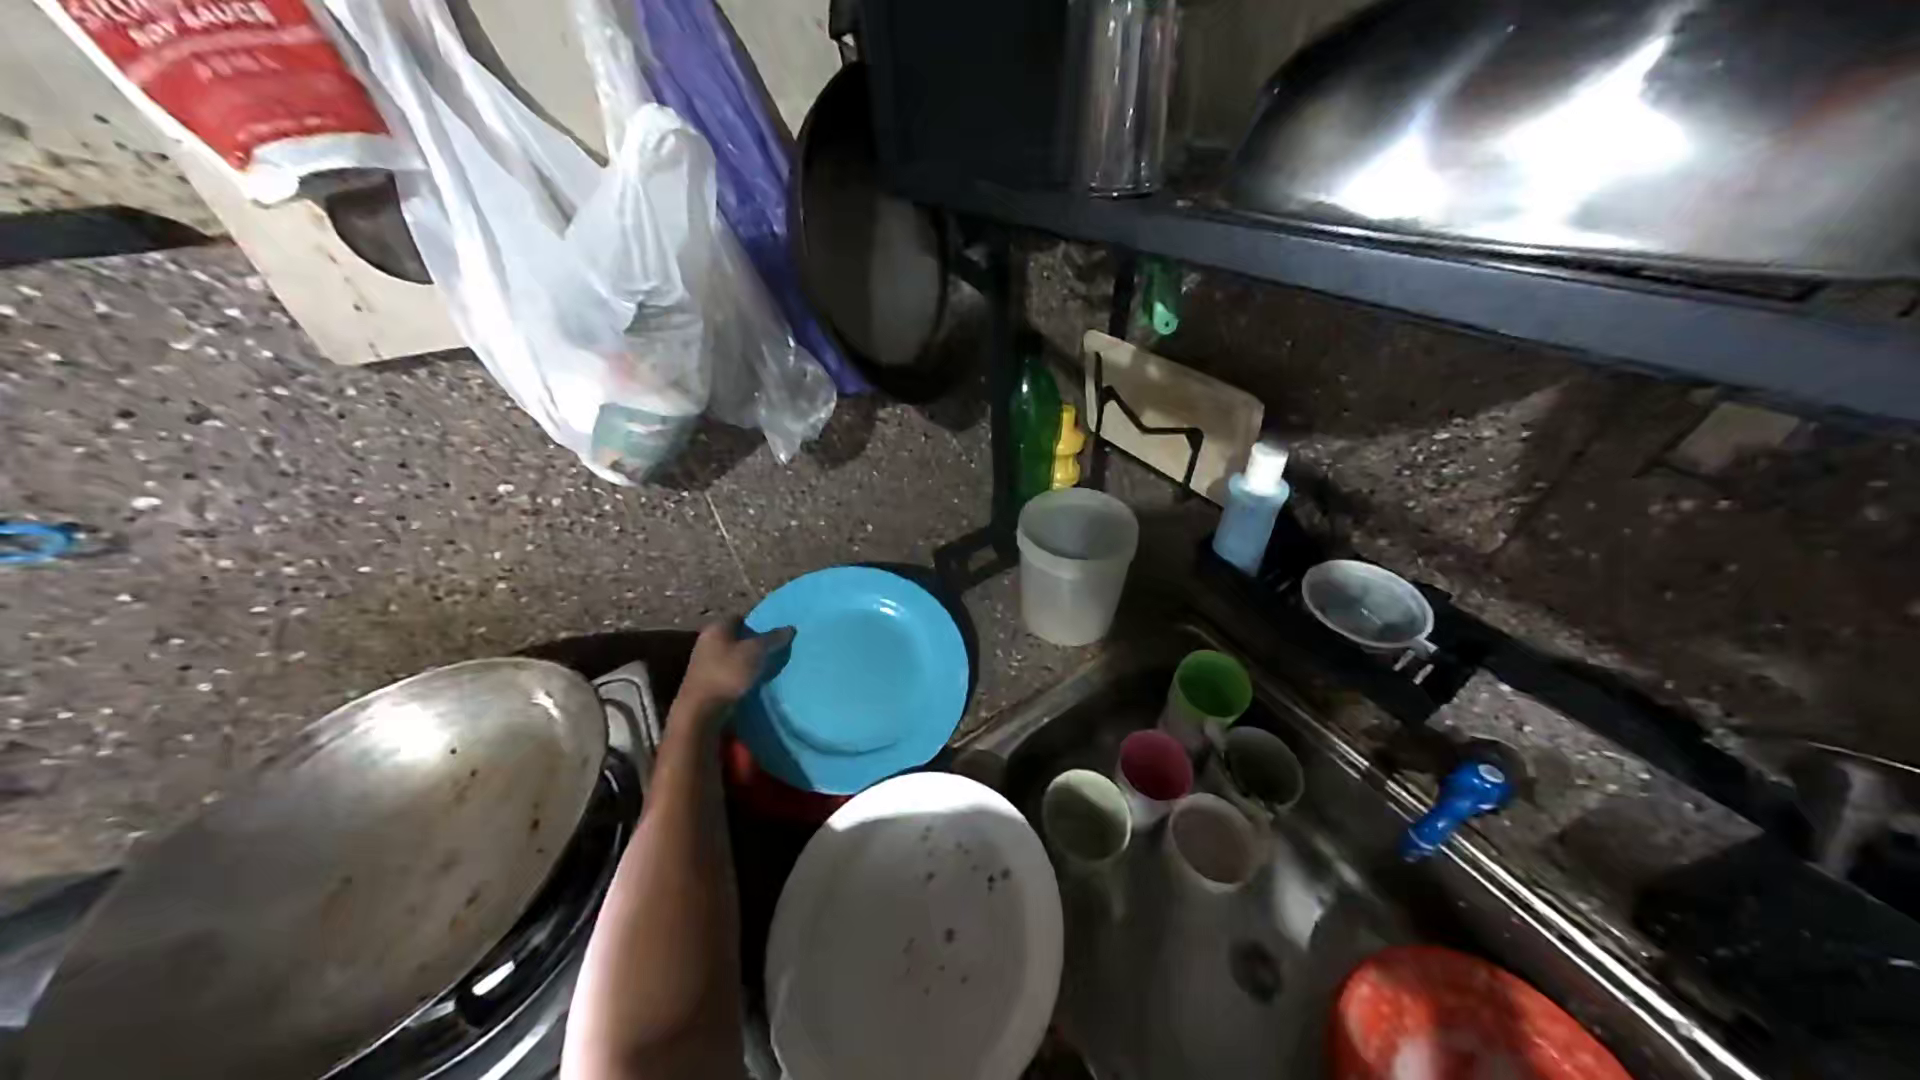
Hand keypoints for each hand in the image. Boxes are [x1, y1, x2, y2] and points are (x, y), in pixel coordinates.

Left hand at [676, 619, 791, 719]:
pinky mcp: (705, 682)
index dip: (758, 623)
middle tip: (774, 650)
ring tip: (767, 668)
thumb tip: (790, 628)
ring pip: (732, 656)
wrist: (701, 710)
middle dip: (754, 643)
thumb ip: (773, 638)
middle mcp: (707, 641)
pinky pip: (728, 672)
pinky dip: (740, 675)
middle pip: (736, 637)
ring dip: (747, 661)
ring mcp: (703, 662)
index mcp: (716, 627)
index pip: (740, 617)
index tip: (774, 633)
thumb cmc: (728, 673)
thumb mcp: (756, 652)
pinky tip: (753, 682)